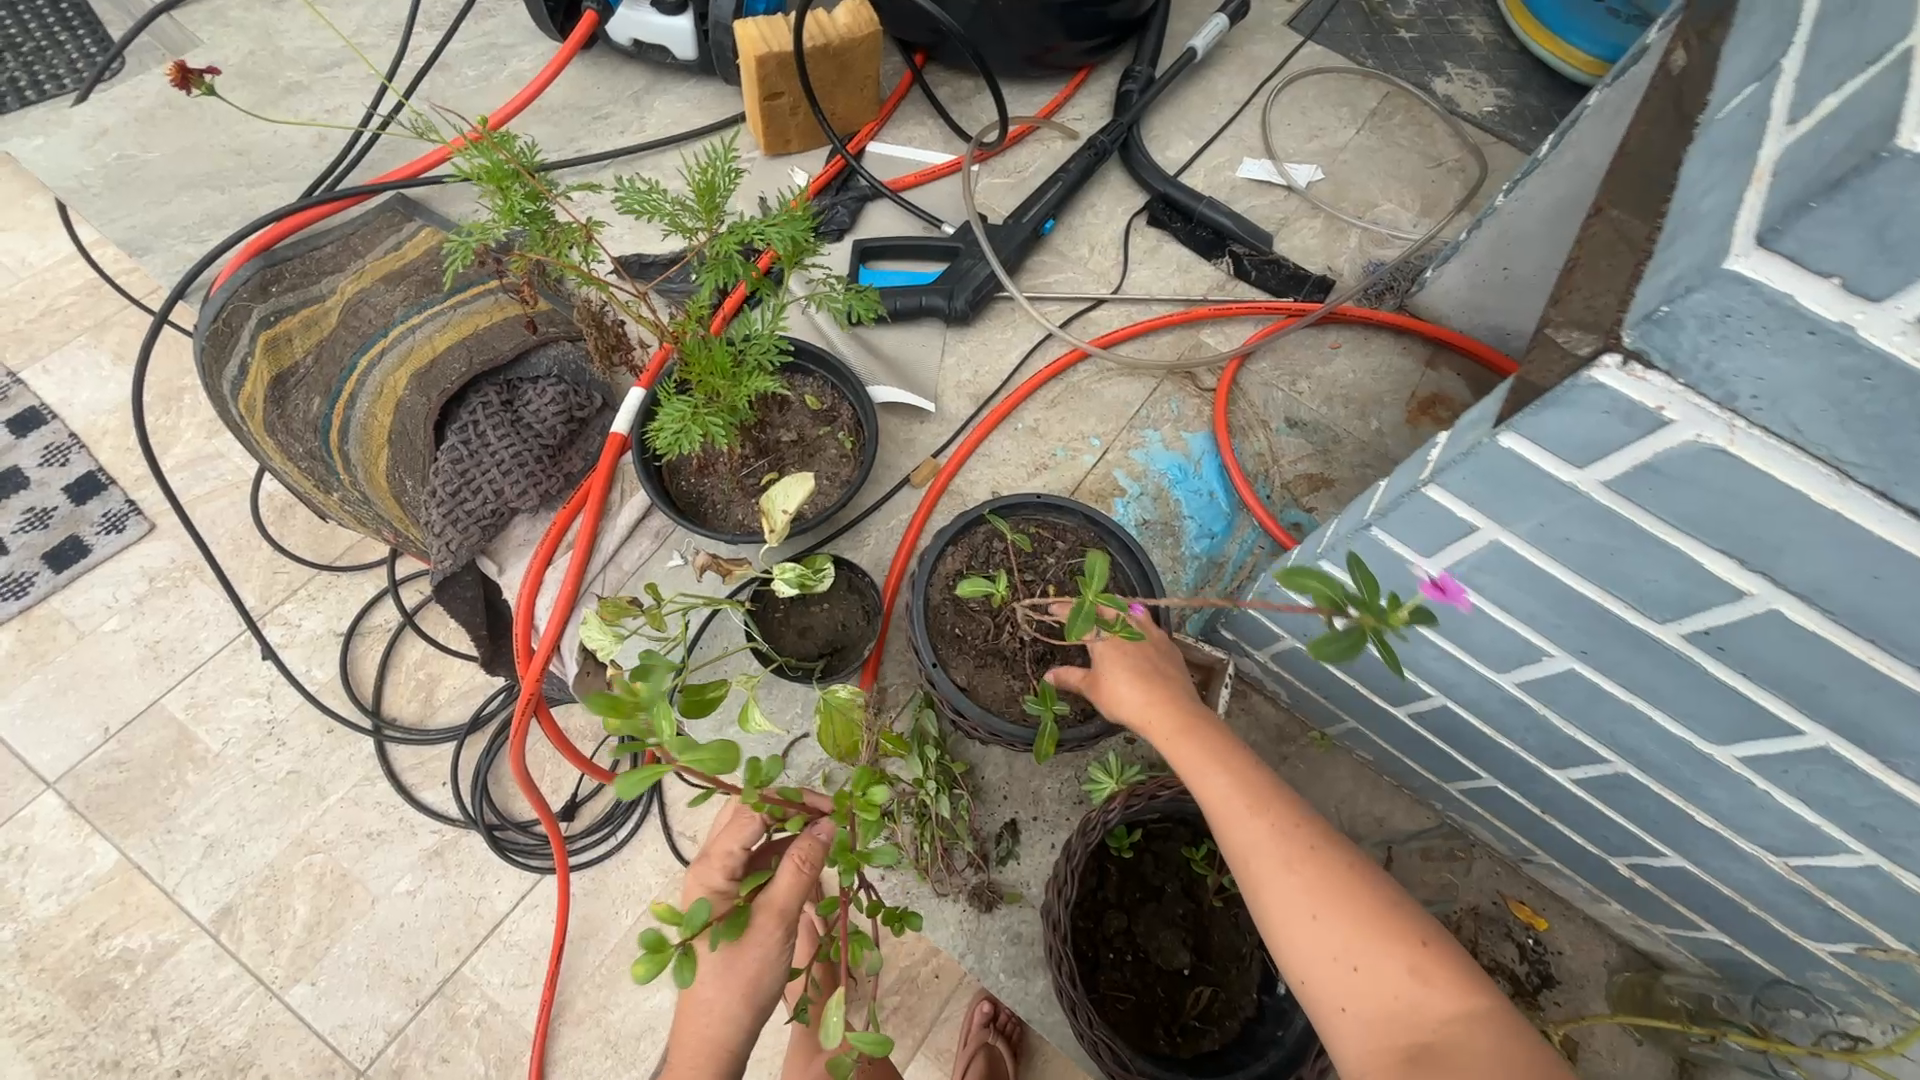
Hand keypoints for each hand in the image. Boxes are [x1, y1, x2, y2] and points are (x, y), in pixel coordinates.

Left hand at [662, 797, 835, 1079]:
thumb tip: (829, 823)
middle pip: (748, 814)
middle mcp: (709, 865)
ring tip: (826, 833)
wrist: (716, 1037)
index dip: (794, 801)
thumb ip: (801, 865)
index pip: (754, 809)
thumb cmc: (741, 982)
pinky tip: (810, 860)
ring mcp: (718, 881)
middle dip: (789, 807)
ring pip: (753, 836)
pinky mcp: (729, 897)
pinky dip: (783, 854)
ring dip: (788, 829)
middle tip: (828, 814)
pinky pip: (756, 860)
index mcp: (711, 866)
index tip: (833, 808)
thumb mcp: (777, 920)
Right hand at [1043, 603, 1210, 742]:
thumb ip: (1070, 678)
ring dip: (1115, 605)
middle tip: (1081, 608)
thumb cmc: (1124, 699)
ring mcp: (1149, 632)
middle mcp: (1125, 627)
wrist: (1170, 708)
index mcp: (1103, 637)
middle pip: (1105, 606)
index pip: (1079, 618)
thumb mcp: (1092, 690)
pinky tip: (1139, 626)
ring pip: (1129, 608)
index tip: (1052, 609)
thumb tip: (1048, 675)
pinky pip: (1148, 622)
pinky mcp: (1166, 641)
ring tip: (1108, 608)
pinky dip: (1138, 618)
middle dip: (1090, 604)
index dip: (1063, 611)